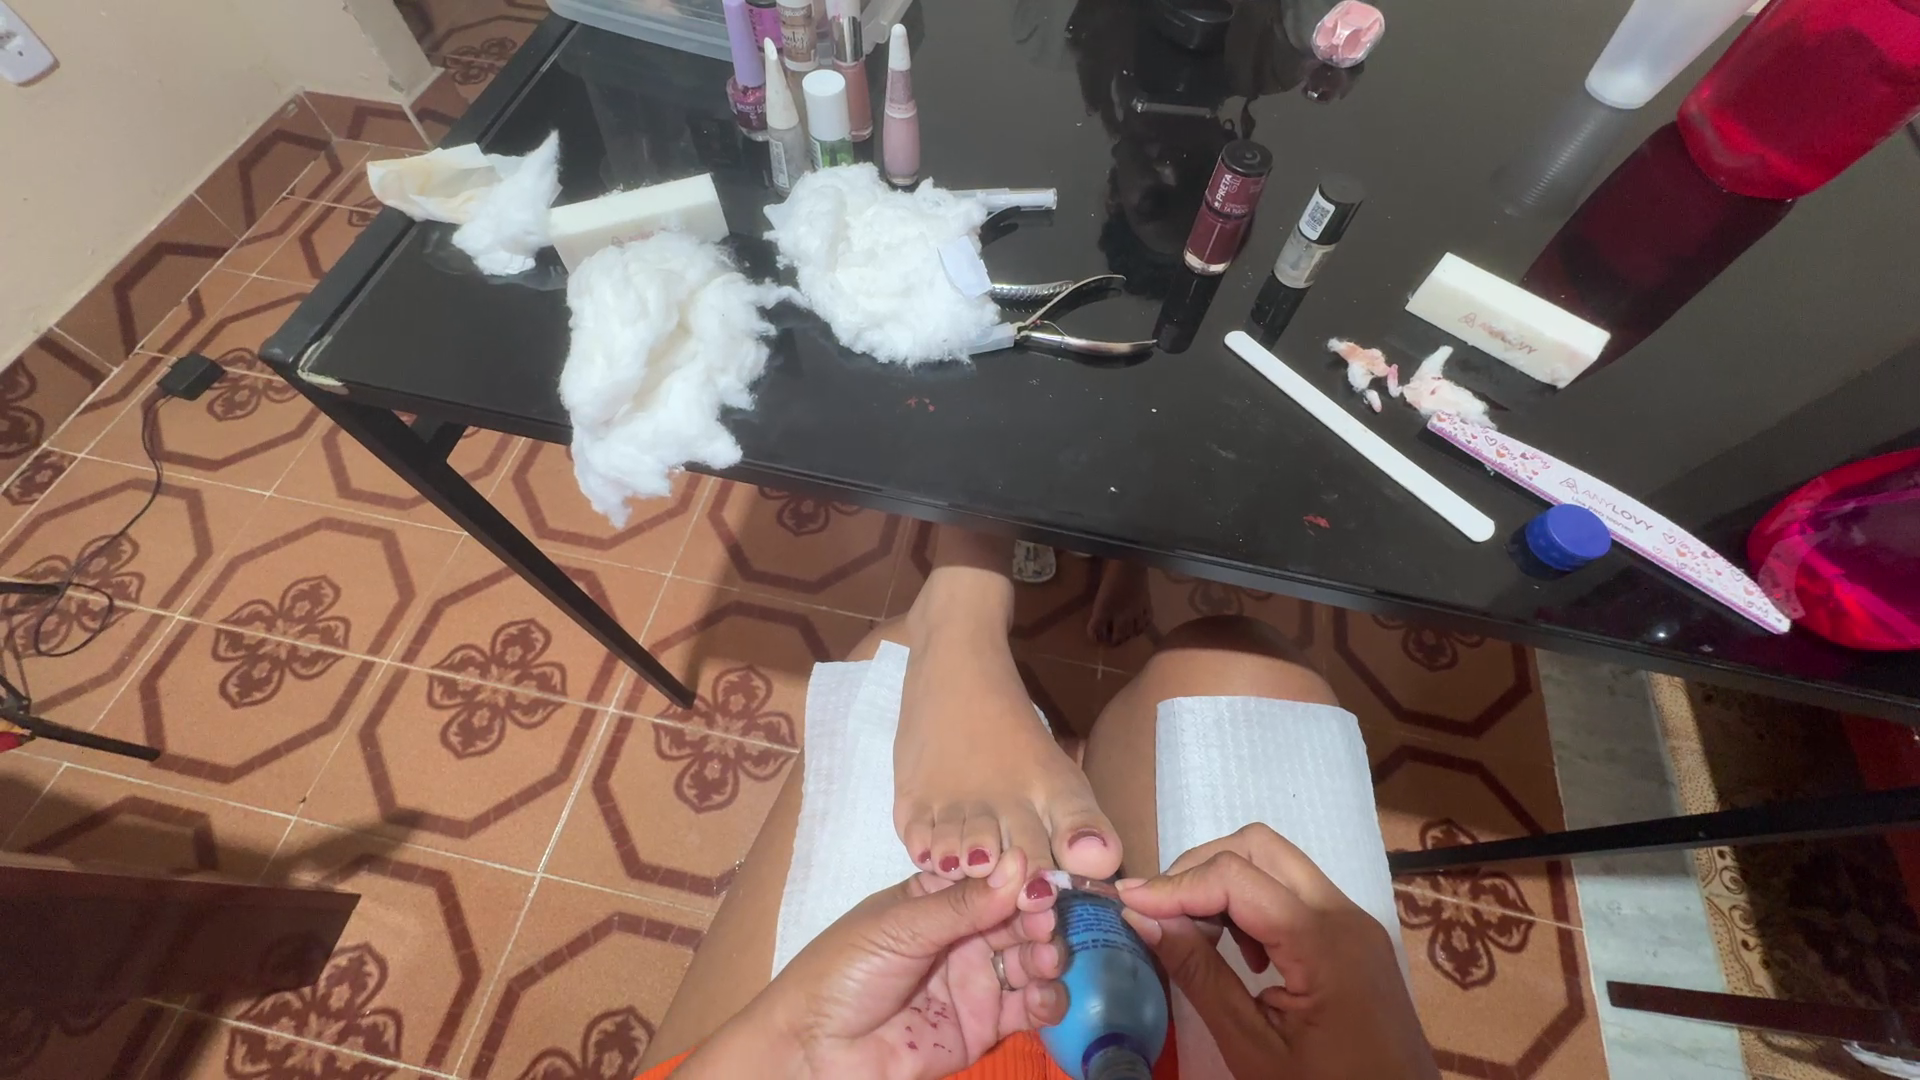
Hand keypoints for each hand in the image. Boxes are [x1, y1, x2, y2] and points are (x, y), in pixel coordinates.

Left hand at [683, 848, 1066, 1079]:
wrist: (815, 1051)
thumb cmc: (846, 969)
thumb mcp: (901, 927)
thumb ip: (962, 904)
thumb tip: (1019, 864)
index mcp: (939, 897)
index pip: (991, 878)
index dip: (1020, 877)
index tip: (1043, 879)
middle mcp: (964, 933)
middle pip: (1017, 917)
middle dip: (1038, 916)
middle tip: (1045, 921)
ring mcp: (975, 979)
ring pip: (1029, 959)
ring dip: (1046, 955)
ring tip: (1044, 959)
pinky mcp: (983, 1026)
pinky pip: (1026, 1008)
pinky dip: (1045, 1000)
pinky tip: (1043, 997)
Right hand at [1117, 824, 1438, 1079]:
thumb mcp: (1254, 1050)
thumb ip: (1198, 975)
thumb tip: (1140, 916)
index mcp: (1324, 941)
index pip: (1233, 877)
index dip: (1173, 886)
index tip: (1125, 902)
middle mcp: (1342, 912)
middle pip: (1256, 846)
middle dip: (1200, 868)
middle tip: (1163, 913)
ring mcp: (1352, 921)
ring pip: (1273, 860)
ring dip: (1224, 880)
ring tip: (1198, 933)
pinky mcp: (1351, 936)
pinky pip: (1290, 888)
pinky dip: (1251, 898)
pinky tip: (1239, 950)